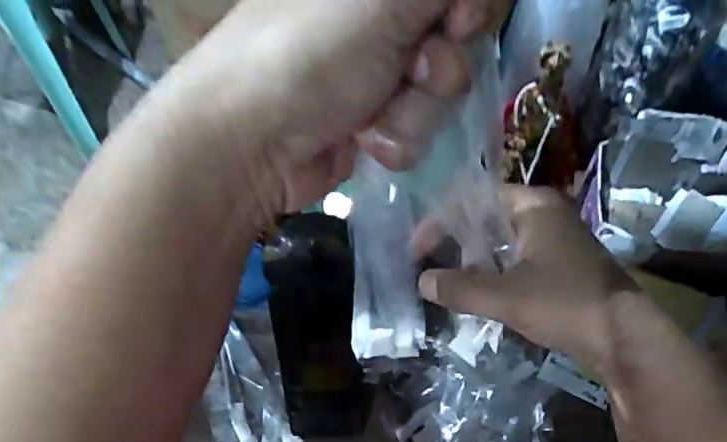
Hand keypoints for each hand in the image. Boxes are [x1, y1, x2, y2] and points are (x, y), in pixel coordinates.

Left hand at [166, 0, 508, 214]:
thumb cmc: (313, 53)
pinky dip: (394, 140)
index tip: (459, 22)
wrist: (255, 142)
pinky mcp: (372, 124)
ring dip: (413, 112)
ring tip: (372, 115)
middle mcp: (380, 16)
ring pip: (438, 95)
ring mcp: (377, 72)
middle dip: (439, 66)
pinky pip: (414, 132)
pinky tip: (363, 140)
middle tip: (413, 70)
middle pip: (457, 39)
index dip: (470, 7)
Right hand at [417, 186, 642, 372]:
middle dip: (456, 244)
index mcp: (534, 205)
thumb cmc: (564, 304)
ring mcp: (557, 243)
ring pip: (503, 245)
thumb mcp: (506, 297)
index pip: (475, 198)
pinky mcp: (562, 270)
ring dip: (476, 265)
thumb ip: (461, 288)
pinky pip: (518, 265)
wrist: (620, 334)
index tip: (417, 250)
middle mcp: (546, 215)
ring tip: (449, 287)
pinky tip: (480, 299)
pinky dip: (496, 278)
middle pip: (488, 220)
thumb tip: (423, 281)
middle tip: (430, 269)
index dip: (440, 221)